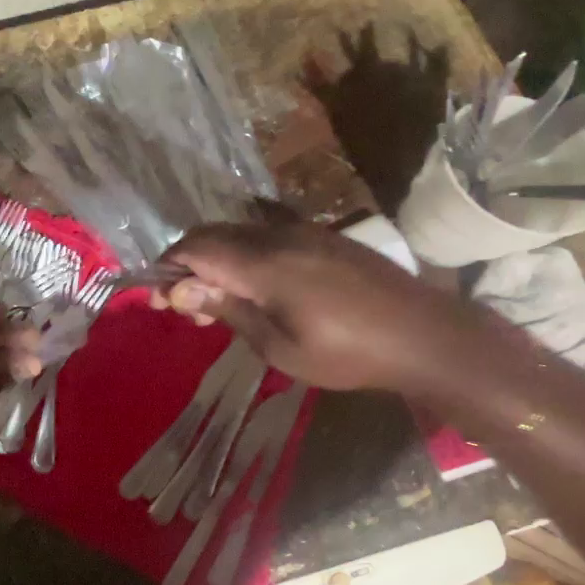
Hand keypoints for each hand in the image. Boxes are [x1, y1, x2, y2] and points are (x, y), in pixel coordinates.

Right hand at [155, 221, 507, 390]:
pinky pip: (267, 233)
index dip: (168, 269)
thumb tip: (180, 291)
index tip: (157, 300)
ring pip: (239, 231)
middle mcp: (279, 235)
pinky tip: (256, 287)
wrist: (426, 335)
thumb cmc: (348, 354)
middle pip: (213, 233)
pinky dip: (244, 254)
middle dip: (188, 264)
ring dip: (216, 259)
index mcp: (264, 263)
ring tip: (219, 303)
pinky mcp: (323, 236)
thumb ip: (229, 311)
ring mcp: (304, 231)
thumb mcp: (280, 347)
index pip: (195, 247)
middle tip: (187, 308)